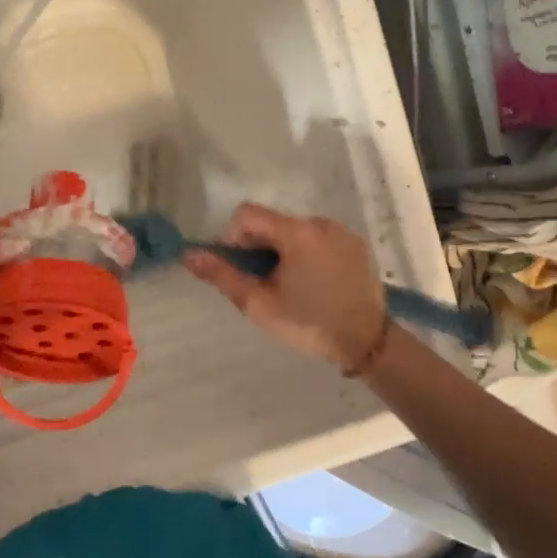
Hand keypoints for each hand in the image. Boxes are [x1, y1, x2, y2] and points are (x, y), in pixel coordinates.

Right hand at [182, 203, 388, 372]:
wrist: (367, 343)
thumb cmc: (307, 323)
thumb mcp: (258, 303)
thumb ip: (222, 275)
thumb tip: (188, 254)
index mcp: (296, 233)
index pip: (247, 214)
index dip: (234, 238)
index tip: (240, 268)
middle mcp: (320, 223)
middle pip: (272, 222)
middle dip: (259, 248)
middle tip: (264, 284)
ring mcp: (342, 233)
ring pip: (295, 232)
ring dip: (283, 251)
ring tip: (290, 287)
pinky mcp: (356, 246)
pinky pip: (318, 240)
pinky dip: (306, 255)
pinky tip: (313, 284)